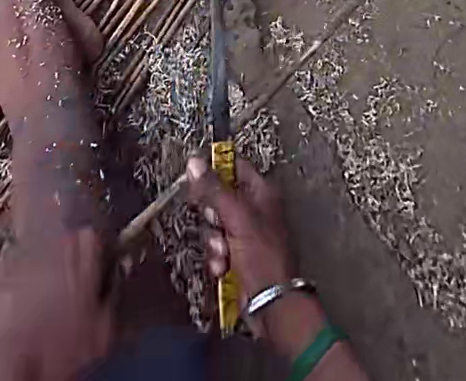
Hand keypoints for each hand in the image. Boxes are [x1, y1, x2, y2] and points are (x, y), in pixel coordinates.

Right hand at [186, 155, 294, 305]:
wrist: (272, 304)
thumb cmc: (261, 254)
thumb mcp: (236, 216)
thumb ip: (214, 189)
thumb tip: (193, 161)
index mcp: (262, 191)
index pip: (235, 166)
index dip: (215, 170)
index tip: (196, 178)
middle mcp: (254, 209)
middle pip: (220, 197)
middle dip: (212, 216)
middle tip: (216, 223)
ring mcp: (246, 233)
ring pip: (215, 225)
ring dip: (214, 241)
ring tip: (223, 253)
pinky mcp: (238, 256)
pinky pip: (217, 247)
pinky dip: (217, 257)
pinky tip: (222, 268)